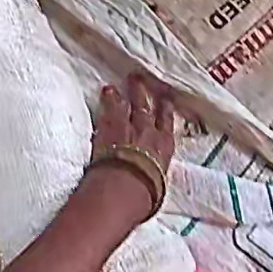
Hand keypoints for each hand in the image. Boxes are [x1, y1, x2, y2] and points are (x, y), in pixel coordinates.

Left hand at [85, 74, 175, 220]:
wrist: (124, 187)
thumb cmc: (145, 193)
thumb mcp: (157, 186)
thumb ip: (154, 178)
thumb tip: (151, 187)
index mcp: (164, 145)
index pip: (167, 122)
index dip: (165, 108)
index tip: (165, 98)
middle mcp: (147, 131)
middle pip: (146, 107)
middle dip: (144, 92)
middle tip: (140, 78)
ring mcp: (126, 127)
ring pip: (127, 104)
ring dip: (124, 93)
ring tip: (120, 83)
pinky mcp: (107, 129)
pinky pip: (108, 110)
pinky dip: (107, 100)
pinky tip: (106, 92)